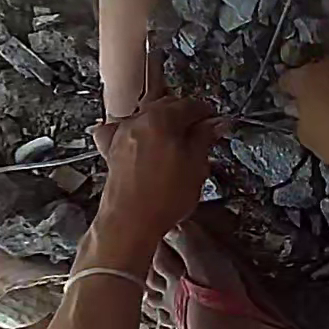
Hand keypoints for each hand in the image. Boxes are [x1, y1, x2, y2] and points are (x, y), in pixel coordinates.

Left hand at [89, 94, 218, 259]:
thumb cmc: (161, 199)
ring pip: (147, 117)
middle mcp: (138, 122)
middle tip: (202, 131)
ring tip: (179, 141)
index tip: (215, 120)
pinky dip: (137, 132)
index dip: (207, 112)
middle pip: (167, 106)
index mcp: (161, 119)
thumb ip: (205, 138)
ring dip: (164, 123)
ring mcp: (122, 136)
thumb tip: (215, 124)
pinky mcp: (112, 152)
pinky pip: (124, 131)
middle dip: (186, 115)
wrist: (130, 224)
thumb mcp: (196, 165)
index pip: (191, 104)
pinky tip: (146, 143)